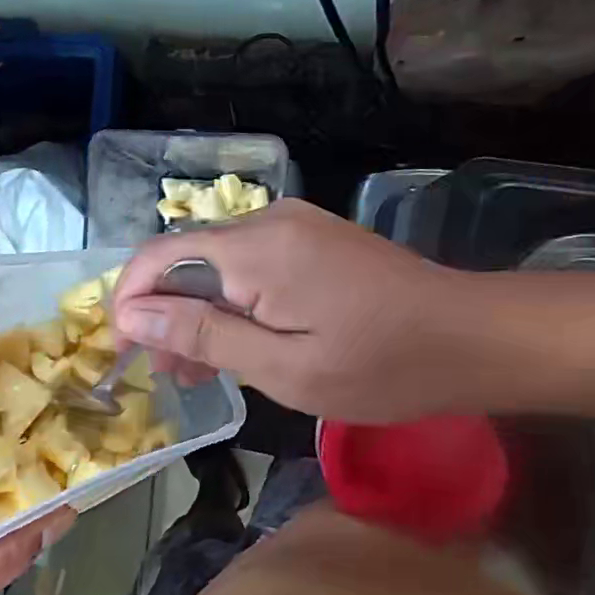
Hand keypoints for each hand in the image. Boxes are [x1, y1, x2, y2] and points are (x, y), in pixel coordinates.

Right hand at [112, 199, 469, 423]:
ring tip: (201, 368)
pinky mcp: (312, 236)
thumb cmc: (380, 366)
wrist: (469, 336)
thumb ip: (203, 334)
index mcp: (255, 249)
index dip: (130, 298)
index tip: (125, 350)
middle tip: (168, 373)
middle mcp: (268, 220)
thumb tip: (133, 314)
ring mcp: (294, 224)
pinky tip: (240, 339)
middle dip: (165, 311)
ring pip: (217, 261)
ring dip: (199, 309)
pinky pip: (250, 262)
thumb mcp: (283, 367)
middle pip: (186, 257)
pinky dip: (232, 299)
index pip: (160, 254)